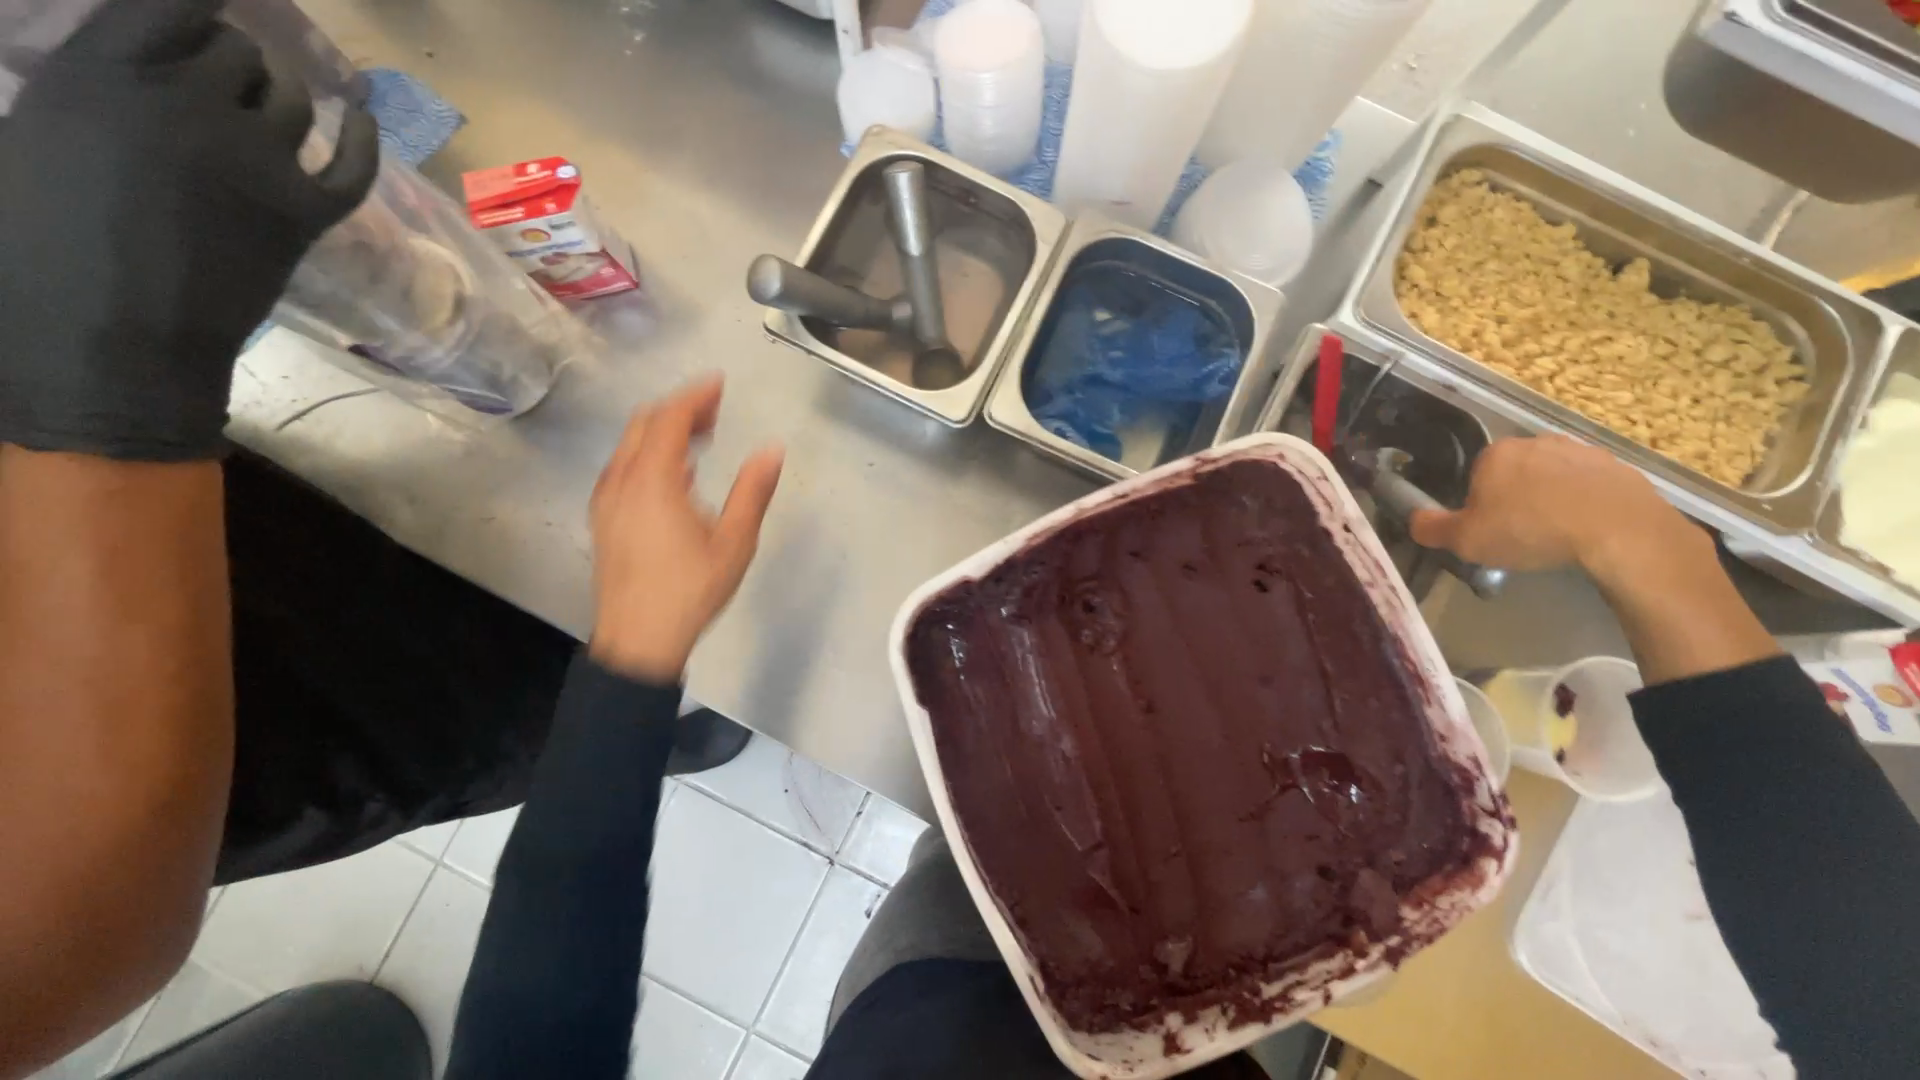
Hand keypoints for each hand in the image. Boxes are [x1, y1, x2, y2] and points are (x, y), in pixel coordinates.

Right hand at [0, 0, 379, 460]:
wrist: (107, 336)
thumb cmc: (35, 238)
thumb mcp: (39, 133)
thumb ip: (102, 89)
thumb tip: (145, 71)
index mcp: (111, 73)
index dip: (200, 1)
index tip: (207, 7)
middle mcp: (197, 105)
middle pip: (240, 52)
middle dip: (228, 57)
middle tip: (216, 75)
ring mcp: (264, 162)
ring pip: (294, 100)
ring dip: (279, 93)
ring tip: (263, 98)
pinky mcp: (309, 214)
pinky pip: (354, 165)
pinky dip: (361, 139)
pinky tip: (362, 118)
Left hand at [589, 377, 784, 682]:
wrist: (637, 640)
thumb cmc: (690, 591)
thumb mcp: (733, 543)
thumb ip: (752, 492)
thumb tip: (772, 450)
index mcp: (652, 481)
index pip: (669, 420)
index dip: (695, 396)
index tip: (719, 383)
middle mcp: (620, 482)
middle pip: (643, 424)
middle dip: (678, 409)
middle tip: (714, 410)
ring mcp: (606, 500)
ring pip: (629, 446)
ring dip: (662, 431)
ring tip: (700, 439)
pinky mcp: (603, 519)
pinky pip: (622, 467)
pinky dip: (648, 454)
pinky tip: (674, 476)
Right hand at [1409, 435, 1707, 577]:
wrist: (1617, 529)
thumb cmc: (1529, 529)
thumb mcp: (1465, 540)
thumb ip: (1432, 528)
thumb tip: (1413, 519)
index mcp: (1495, 454)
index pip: (1475, 475)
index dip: (1478, 504)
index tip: (1488, 529)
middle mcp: (1536, 442)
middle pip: (1515, 473)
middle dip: (1515, 498)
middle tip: (1519, 534)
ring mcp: (1581, 451)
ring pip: (1553, 478)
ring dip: (1550, 499)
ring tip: (1556, 535)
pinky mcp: (1618, 467)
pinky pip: (1590, 486)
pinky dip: (1585, 504)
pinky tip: (1586, 530)